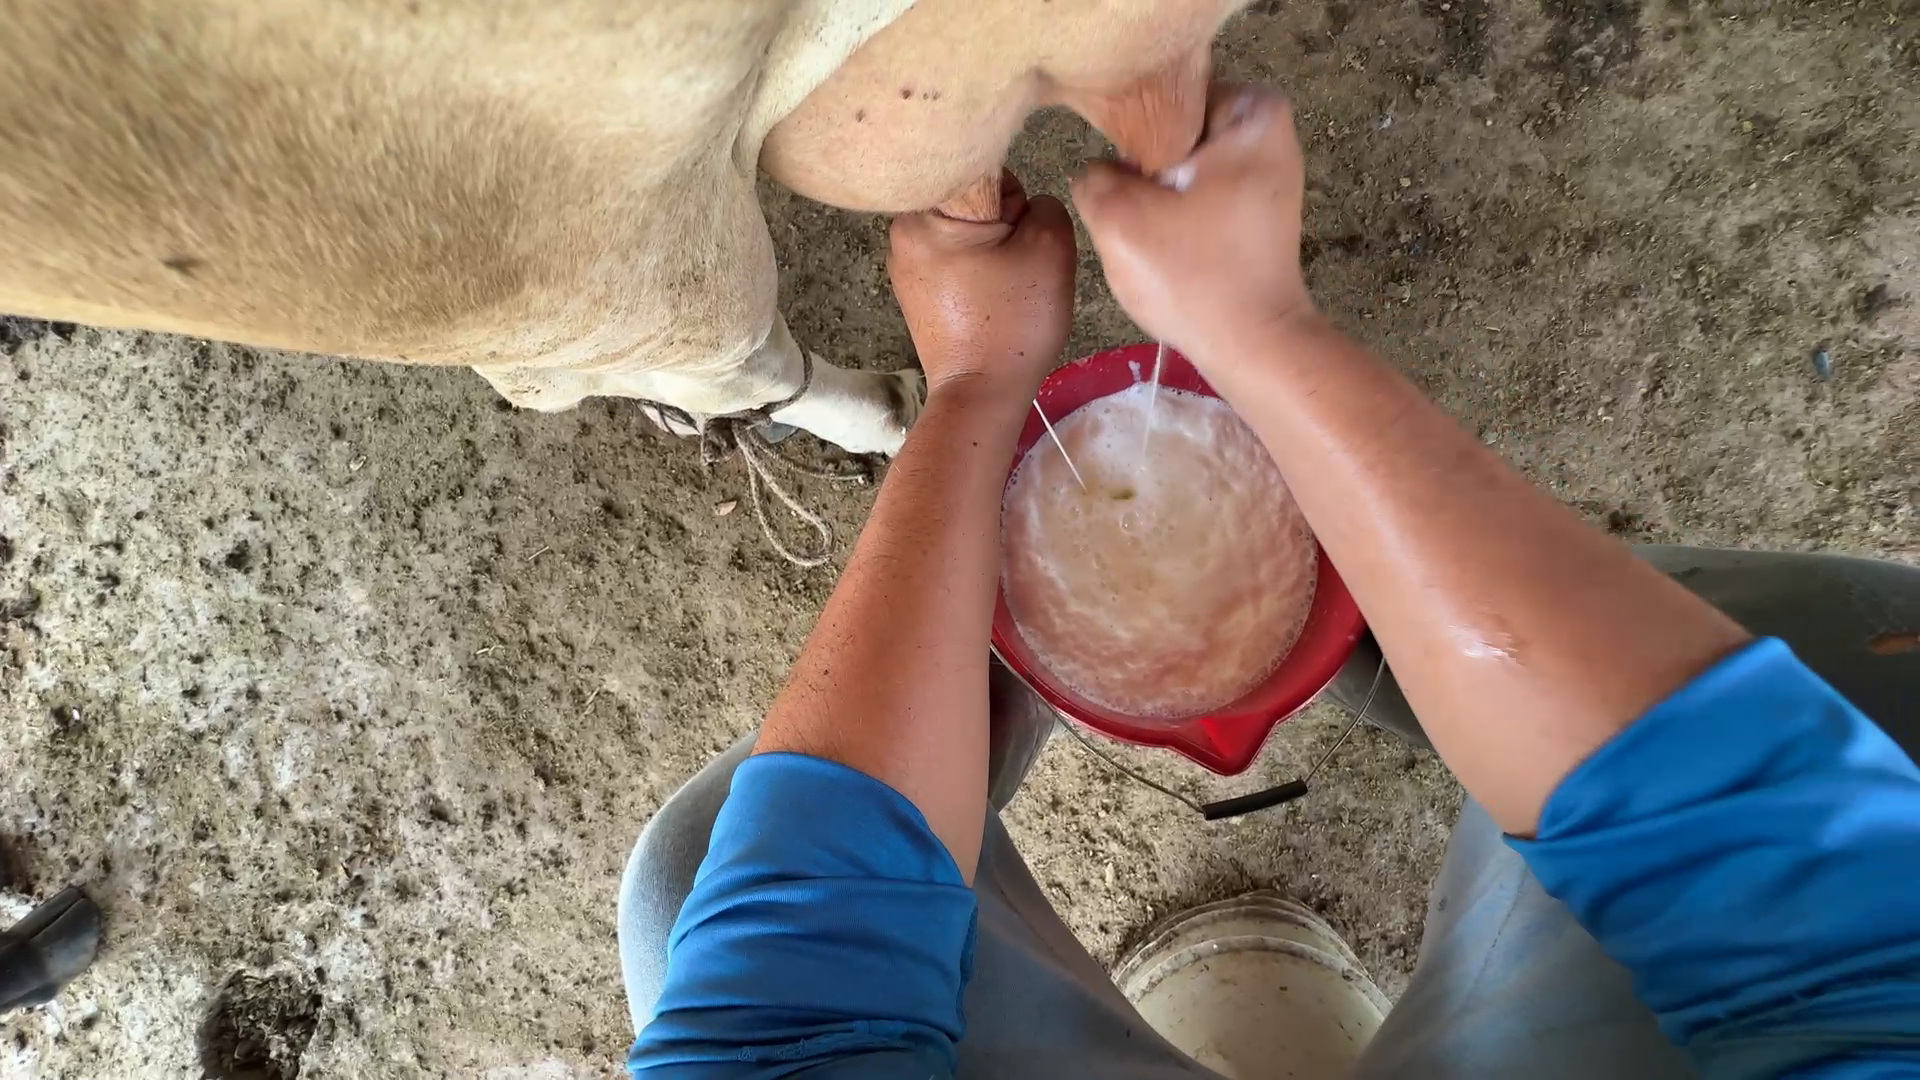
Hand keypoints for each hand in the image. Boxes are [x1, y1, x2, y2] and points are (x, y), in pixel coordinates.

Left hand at [888, 171, 1076, 400]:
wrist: (983, 395)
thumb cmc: (1012, 323)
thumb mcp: (1050, 246)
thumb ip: (1046, 202)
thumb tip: (1027, 209)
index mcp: (923, 211)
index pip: (983, 169)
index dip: (1014, 201)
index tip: (1017, 240)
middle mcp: (901, 234)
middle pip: (973, 203)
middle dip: (1003, 228)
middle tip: (1015, 270)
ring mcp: (904, 268)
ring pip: (968, 236)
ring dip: (993, 255)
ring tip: (1004, 292)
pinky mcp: (915, 297)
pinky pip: (957, 267)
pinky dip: (978, 279)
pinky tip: (990, 305)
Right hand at [1070, 86, 1315, 367]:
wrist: (1250, 344)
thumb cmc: (1191, 277)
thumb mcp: (1119, 221)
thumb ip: (1092, 180)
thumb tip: (1098, 175)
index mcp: (1249, 108)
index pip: (1160, 103)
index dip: (1127, 148)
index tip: (1124, 193)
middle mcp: (1269, 130)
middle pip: (1172, 141)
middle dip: (1145, 181)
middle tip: (1138, 226)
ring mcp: (1270, 176)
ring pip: (1182, 177)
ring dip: (1158, 209)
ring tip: (1156, 246)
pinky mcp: (1262, 216)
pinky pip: (1201, 204)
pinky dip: (1181, 227)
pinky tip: (1174, 257)